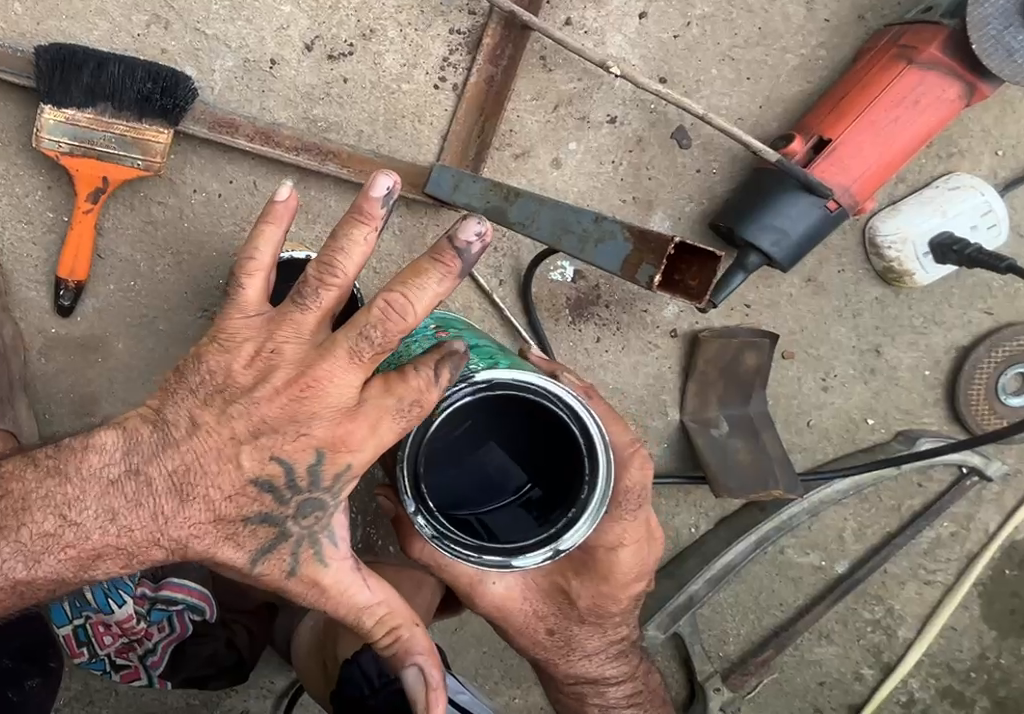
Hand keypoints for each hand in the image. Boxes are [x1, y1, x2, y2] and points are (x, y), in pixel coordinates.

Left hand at [124, 170, 491, 713]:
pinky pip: (255, 267)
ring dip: (361, 225)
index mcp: (356, 430)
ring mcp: (279, 343)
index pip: (424, 384)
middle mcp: (327, 376)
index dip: (451, 363)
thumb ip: (390, 631)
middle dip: (440, 269)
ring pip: (332, 275)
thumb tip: (440, 707)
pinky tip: (284, 192)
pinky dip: (269, 228)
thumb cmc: (238, 528)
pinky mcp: (233, 325)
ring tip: (386, 180)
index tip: (468, 345)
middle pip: (396, 312)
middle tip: (475, 230)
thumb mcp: (325, 582)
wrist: (158, 488)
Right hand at [377, 349, 668, 710]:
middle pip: (622, 439)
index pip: (624, 456)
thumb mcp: (487, 595)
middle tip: (527, 362)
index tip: (548, 372)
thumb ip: (435, 550)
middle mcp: (635, 518)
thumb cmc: (550, 632)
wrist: (590, 662)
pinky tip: (549, 411)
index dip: (594, 406)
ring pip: (621, 445)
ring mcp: (635, 514)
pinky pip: (615, 458)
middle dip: (579, 392)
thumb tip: (389, 499)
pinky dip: (586, 426)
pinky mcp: (625, 511)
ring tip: (534, 375)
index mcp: (615, 535)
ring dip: (583, 405)